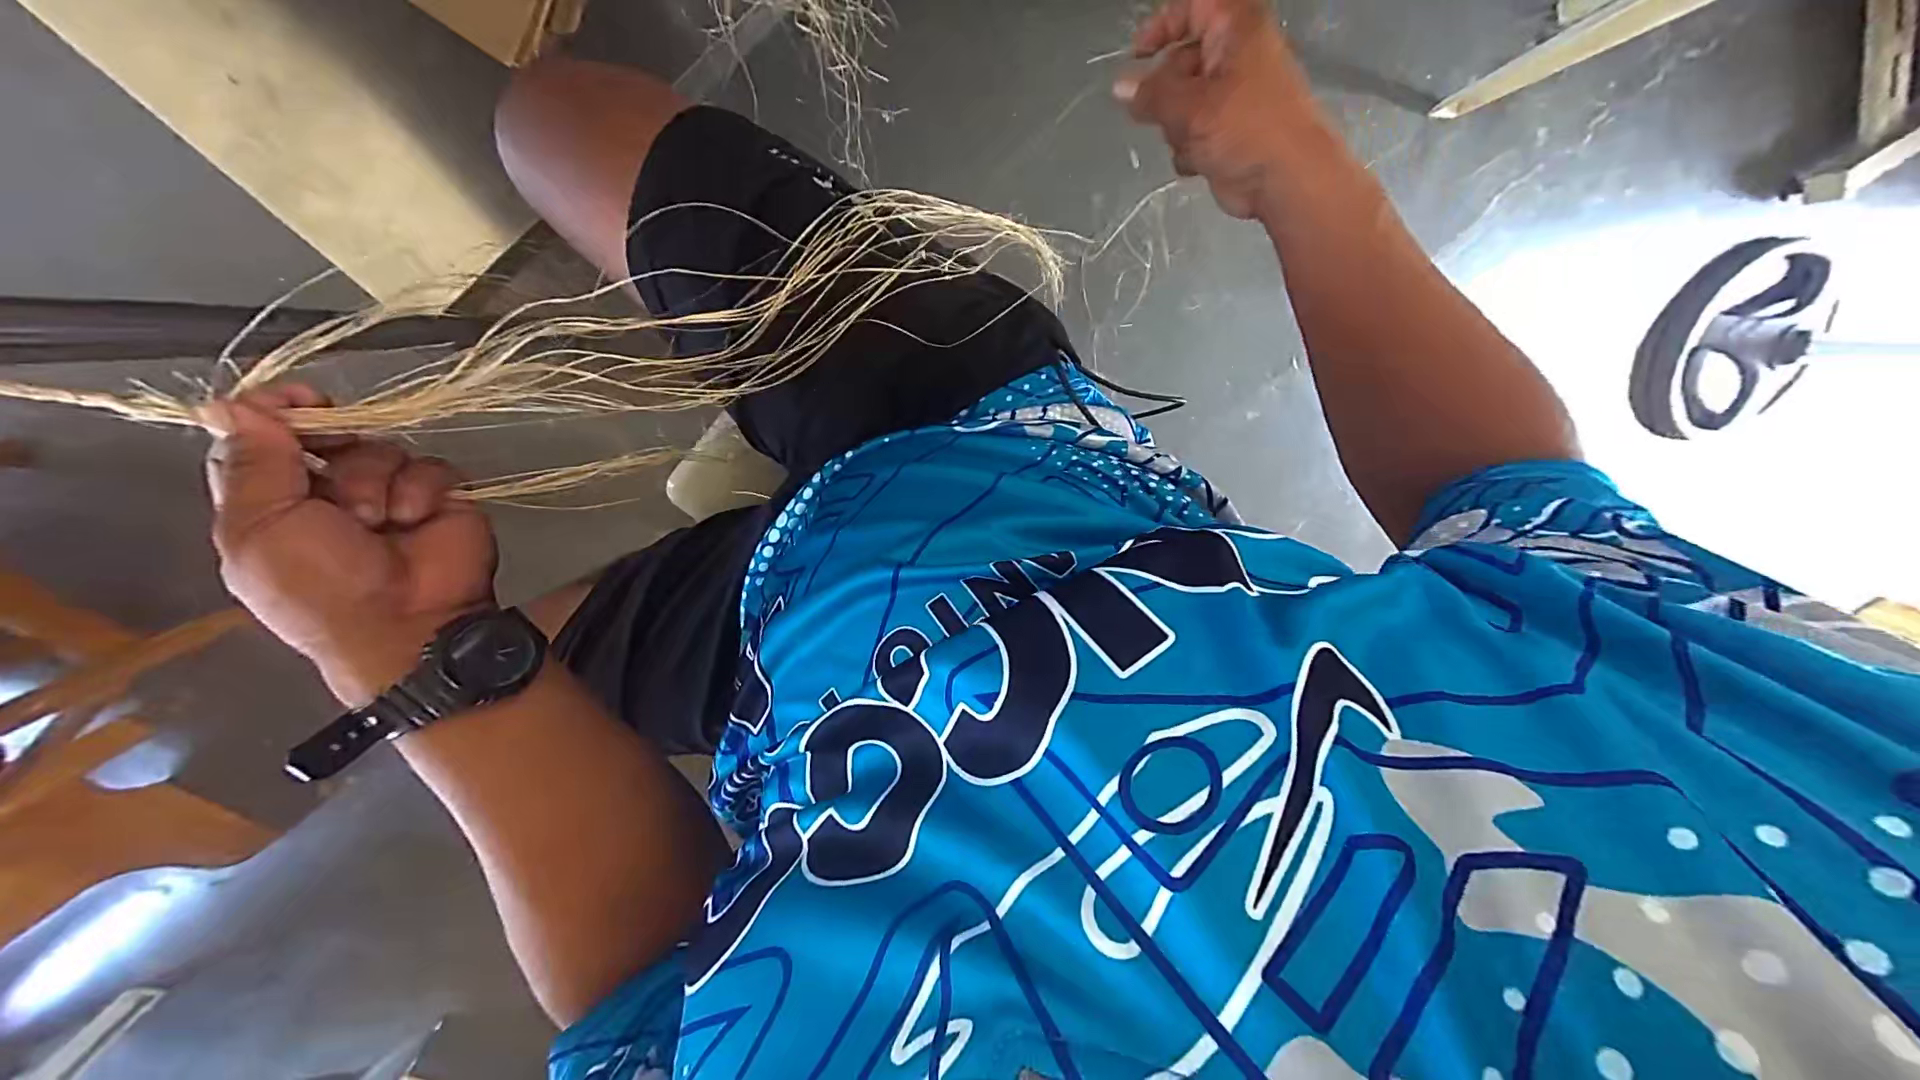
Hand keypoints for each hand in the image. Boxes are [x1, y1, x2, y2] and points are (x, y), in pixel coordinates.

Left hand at [202, 386, 497, 705]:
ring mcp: (394, 496)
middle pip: (331, 435)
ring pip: (382, 448)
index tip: (298, 399)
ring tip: (380, 520)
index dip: (277, 413)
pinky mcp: (444, 500)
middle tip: (336, 465)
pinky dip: (422, 489)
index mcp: (276, 502)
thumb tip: (233, 405)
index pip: (268, 439)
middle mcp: (334, 494)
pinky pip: (432, 467)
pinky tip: (416, 518)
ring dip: (376, 480)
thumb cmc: (320, 585)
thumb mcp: (260, 527)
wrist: (409, 621)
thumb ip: (251, 463)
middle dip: (335, 446)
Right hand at [1115, 0, 1326, 218]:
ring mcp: (1231, 96)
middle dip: (1165, 94)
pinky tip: (1199, 161)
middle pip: (1180, 63)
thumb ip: (1151, 95)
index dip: (1161, 26)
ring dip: (1176, 127)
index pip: (1193, 6)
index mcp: (1235, 29)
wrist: (1285, 178)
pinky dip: (1189, 148)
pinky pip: (1192, 133)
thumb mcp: (1190, 107)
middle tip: (1163, 117)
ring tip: (1190, 142)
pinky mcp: (1228, 131)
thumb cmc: (1245, 128)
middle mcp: (1234, 56)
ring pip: (1181, 103)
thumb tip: (1120, 87)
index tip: (1135, 57)